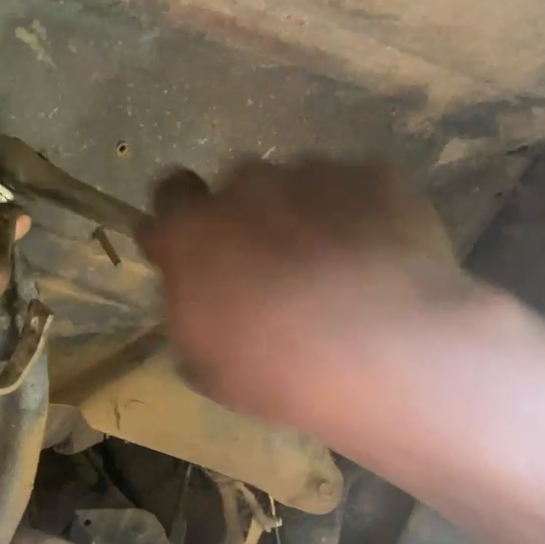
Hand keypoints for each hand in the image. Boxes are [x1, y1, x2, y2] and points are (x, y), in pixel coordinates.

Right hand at [137, 157, 474, 428]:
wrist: (376, 350)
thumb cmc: (270, 368)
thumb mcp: (204, 362)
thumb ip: (190, 313)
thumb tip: (198, 301)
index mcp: (189, 235)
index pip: (167, 200)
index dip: (180, 224)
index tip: (192, 253)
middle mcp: (243, 189)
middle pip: (234, 189)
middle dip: (243, 220)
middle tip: (266, 270)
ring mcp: (310, 175)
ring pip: (294, 185)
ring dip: (298, 216)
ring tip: (327, 268)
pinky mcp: (371, 175)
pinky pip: (351, 188)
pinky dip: (353, 215)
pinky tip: (368, 260)